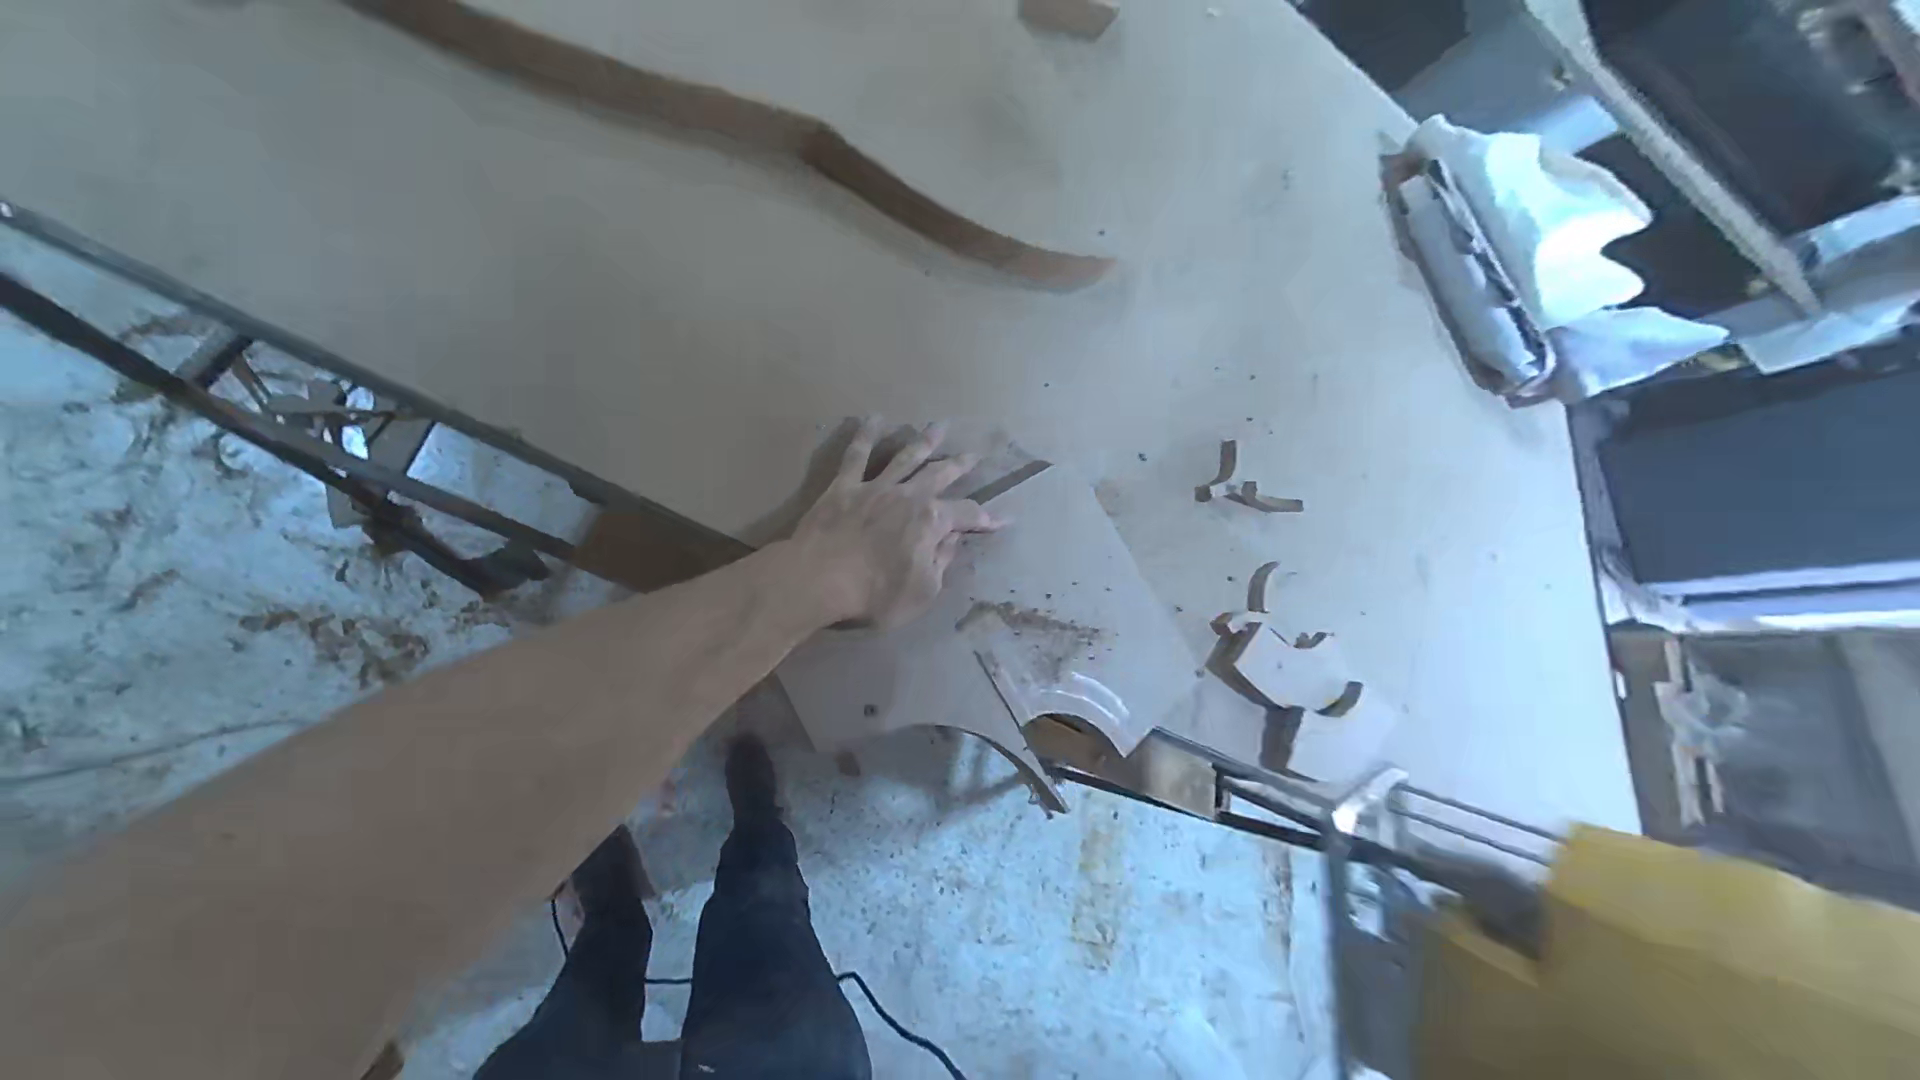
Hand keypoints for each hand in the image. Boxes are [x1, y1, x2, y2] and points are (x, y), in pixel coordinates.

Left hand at [785, 418, 1004, 629]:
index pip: (968, 516)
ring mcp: (874, 488)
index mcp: (931, 522)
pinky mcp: (843, 487)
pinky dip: (865, 436)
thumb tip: (950, 542)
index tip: (1005, 519)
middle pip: (940, 475)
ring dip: (923, 441)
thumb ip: (940, 563)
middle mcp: (908, 496)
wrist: (817, 580)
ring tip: (938, 427)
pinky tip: (874, 419)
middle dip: (960, 465)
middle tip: (974, 454)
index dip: (988, 519)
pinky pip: (856, 456)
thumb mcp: (923, 592)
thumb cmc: (874, 595)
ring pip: (905, 457)